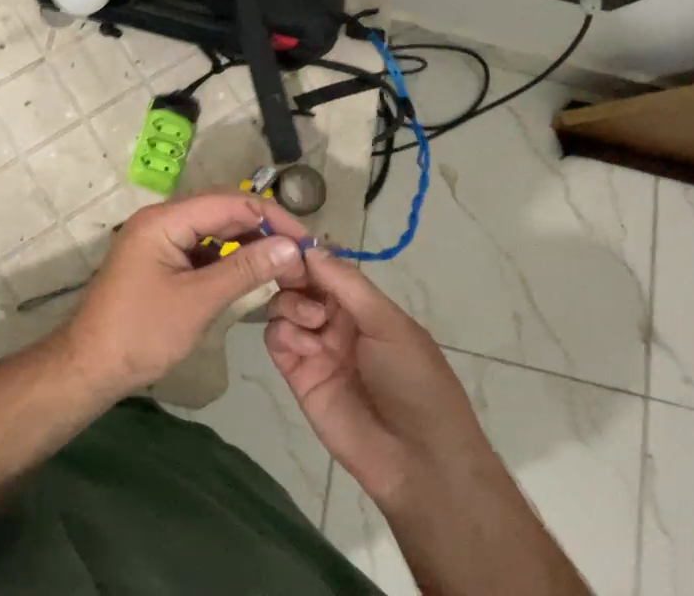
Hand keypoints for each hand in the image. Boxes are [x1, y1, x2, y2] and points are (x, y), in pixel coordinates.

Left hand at [58, 192, 306, 398]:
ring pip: (213, 229)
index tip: (307, 242)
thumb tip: (290, 247)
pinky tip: (252, 273)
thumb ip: (245, 270)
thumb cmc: (142, 332)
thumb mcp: (199, 300)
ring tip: (283, 262)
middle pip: (221, 210)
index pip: (229, 201)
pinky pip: (201, 248)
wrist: (92, 364)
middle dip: (263, 227)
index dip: (271, 217)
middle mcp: (160, 220)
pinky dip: (228, 257)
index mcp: (164, 220)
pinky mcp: (160, 260)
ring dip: (247, 242)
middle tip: (301, 253)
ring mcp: (158, 240)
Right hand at [263, 247, 498, 508]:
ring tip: (313, 324)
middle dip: (290, 274)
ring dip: (291, 305)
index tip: (283, 235)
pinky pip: (277, 340)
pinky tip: (306, 346)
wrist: (417, 458)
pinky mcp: (297, 374)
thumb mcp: (390, 325)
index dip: (306, 253)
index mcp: (365, 307)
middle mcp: (337, 322)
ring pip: (283, 307)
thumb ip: (347, 285)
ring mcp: (316, 347)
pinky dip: (284, 333)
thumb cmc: (415, 382)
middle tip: (286, 273)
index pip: (327, 268)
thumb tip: (310, 247)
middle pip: (299, 284)